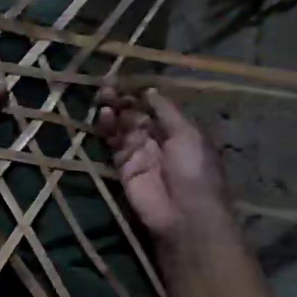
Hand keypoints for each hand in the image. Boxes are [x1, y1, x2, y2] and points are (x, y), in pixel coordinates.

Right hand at [95, 87, 234, 244]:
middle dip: (123, 102)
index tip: (125, 81)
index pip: (155, 108)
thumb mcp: (187, 135)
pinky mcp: (124, 168)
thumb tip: (150, 92)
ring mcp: (140, 154)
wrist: (185, 215)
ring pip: (122, 128)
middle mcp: (158, 141)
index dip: (140, 95)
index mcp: (178, 131)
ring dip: (113, 113)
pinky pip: (114, 145)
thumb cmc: (194, 170)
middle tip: (107, 87)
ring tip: (103, 98)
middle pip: (136, 116)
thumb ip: (166, 112)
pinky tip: (103, 116)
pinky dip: (108, 130)